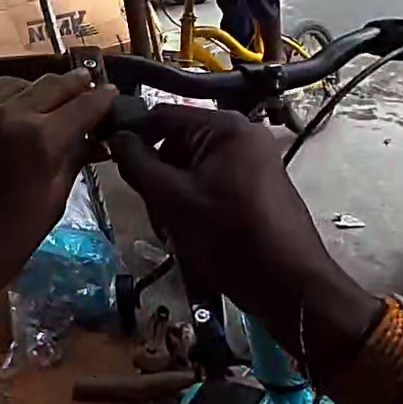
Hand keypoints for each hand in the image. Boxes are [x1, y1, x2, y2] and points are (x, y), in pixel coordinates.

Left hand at [0, 71, 114, 333]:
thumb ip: (73, 161)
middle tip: (86, 81)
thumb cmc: (6, 243)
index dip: (102, 98)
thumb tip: (96, 140)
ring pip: (9, 84)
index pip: (82, 105)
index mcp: (39, 140)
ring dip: (31, 89)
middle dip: (73, 83)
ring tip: (41, 97)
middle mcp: (5, 116)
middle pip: (49, 85)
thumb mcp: (51, 203)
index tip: (110, 93)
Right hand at [107, 106, 378, 364]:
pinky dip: (191, 199)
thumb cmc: (229, 237)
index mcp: (226, 127)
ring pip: (189, 164)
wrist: (289, 288)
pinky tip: (187, 227)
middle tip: (149, 204)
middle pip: (176, 140)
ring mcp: (252, 160)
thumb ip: (136, 160)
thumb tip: (116, 136)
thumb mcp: (170, 197)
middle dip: (156, 171)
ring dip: (171, 190)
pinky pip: (209, 178)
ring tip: (169, 225)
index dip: (133, 134)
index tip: (112, 159)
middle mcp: (242, 135)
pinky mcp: (255, 184)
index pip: (162, 115)